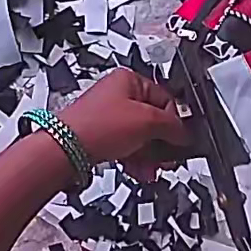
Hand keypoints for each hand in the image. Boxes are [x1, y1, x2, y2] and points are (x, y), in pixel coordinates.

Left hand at [56, 69, 188, 180]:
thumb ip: (173, 126)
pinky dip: (135, 159)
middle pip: (152, 120)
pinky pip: (126, 146)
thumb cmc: (96, 125)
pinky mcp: (100, 135)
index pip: (166, 98)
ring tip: (153, 168)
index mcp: (129, 79)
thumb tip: (185, 133)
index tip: (181, 139)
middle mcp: (117, 94)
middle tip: (168, 158)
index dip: (175, 121)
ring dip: (150, 155)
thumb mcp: (147, 122)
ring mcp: (108, 115)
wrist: (65, 149)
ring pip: (139, 136)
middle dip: (162, 143)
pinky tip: (140, 170)